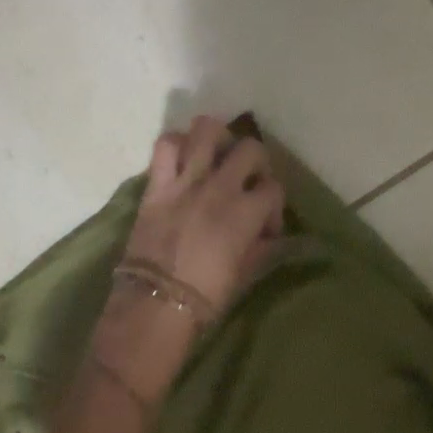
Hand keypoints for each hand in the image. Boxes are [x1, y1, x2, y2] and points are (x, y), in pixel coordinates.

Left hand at [93, 117, 284, 404]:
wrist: (157, 303)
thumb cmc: (207, 296)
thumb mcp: (246, 272)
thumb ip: (263, 247)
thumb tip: (272, 235)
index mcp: (246, 213)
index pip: (275, 188)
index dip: (274, 206)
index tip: (265, 228)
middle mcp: (220, 187)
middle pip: (251, 149)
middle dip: (255, 164)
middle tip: (246, 183)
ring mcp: (186, 181)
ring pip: (207, 129)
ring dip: (217, 138)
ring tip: (217, 156)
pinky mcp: (157, 185)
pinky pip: (165, 145)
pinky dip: (176, 145)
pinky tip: (183, 159)